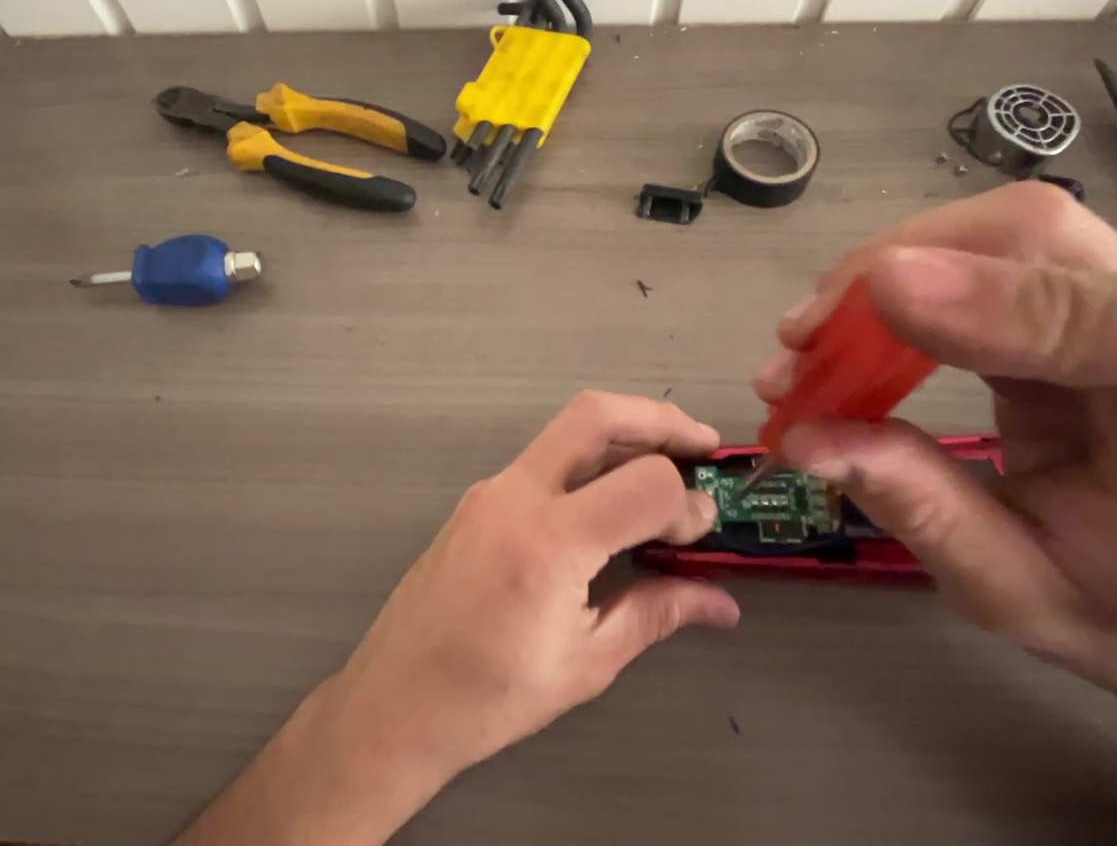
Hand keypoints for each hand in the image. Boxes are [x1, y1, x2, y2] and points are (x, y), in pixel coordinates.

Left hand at [321, 392, 739, 788]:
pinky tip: (615, 496)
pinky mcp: (479, 498)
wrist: (394, 701)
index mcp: (548, 544)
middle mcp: (515, 496)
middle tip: (705, 446)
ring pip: (567, 428)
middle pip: (596, 416)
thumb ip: (656, 614)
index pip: (643, 484)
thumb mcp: (586, 662)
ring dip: (625, 433)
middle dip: (660, 419)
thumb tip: (722, 601)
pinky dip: (591, 459)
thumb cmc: (489, 697)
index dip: (687, 503)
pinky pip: (545, 458)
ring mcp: (491, 491)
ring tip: (672, 462)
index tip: (703, 532)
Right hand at [756, 182, 1116, 714]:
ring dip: (879, 273)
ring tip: (800, 345)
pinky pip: (971, 254)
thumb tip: (803, 436)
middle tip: (801, 341)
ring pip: (993, 230)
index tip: (886, 302)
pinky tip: (837, 332)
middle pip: (1040, 236)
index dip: (1023, 301)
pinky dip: (890, 287)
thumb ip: (920, 508)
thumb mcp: (1014, 590)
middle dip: (899, 268)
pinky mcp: (1068, 292)